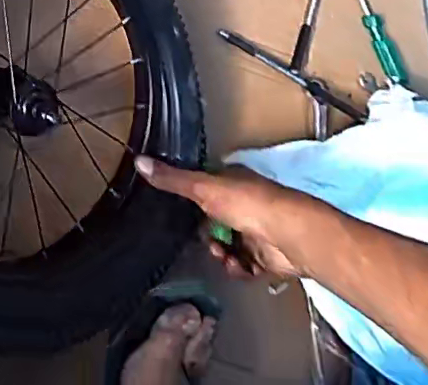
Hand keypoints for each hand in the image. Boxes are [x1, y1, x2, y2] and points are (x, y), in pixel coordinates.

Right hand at [136, 158, 312, 279]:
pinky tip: (236, 266)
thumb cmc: (246, 203)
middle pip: (215, 219)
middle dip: (206, 233)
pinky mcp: (267, 256)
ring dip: (221, 253)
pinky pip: (244, 264)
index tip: (180, 211)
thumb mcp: (203, 188)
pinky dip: (238, 268)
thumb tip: (138, 161)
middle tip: (206, 240)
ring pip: (228, 244)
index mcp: (231, 180)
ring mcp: (256, 229)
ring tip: (222, 256)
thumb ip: (172, 179)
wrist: (289, 235)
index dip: (192, 199)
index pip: (205, 187)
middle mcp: (244, 202)